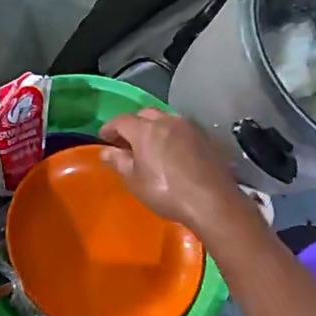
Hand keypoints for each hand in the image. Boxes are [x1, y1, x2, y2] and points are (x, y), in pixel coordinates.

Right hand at [100, 109, 253, 235]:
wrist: (212, 201)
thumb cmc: (167, 193)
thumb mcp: (135, 181)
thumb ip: (119, 162)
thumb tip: (106, 151)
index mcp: (146, 130)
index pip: (121, 120)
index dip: (109, 128)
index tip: (103, 138)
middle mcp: (168, 121)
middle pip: (144, 114)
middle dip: (132, 124)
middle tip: (125, 142)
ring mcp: (189, 127)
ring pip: (165, 119)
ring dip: (153, 127)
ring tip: (149, 145)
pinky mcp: (205, 138)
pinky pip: (182, 130)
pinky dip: (171, 135)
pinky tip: (171, 152)